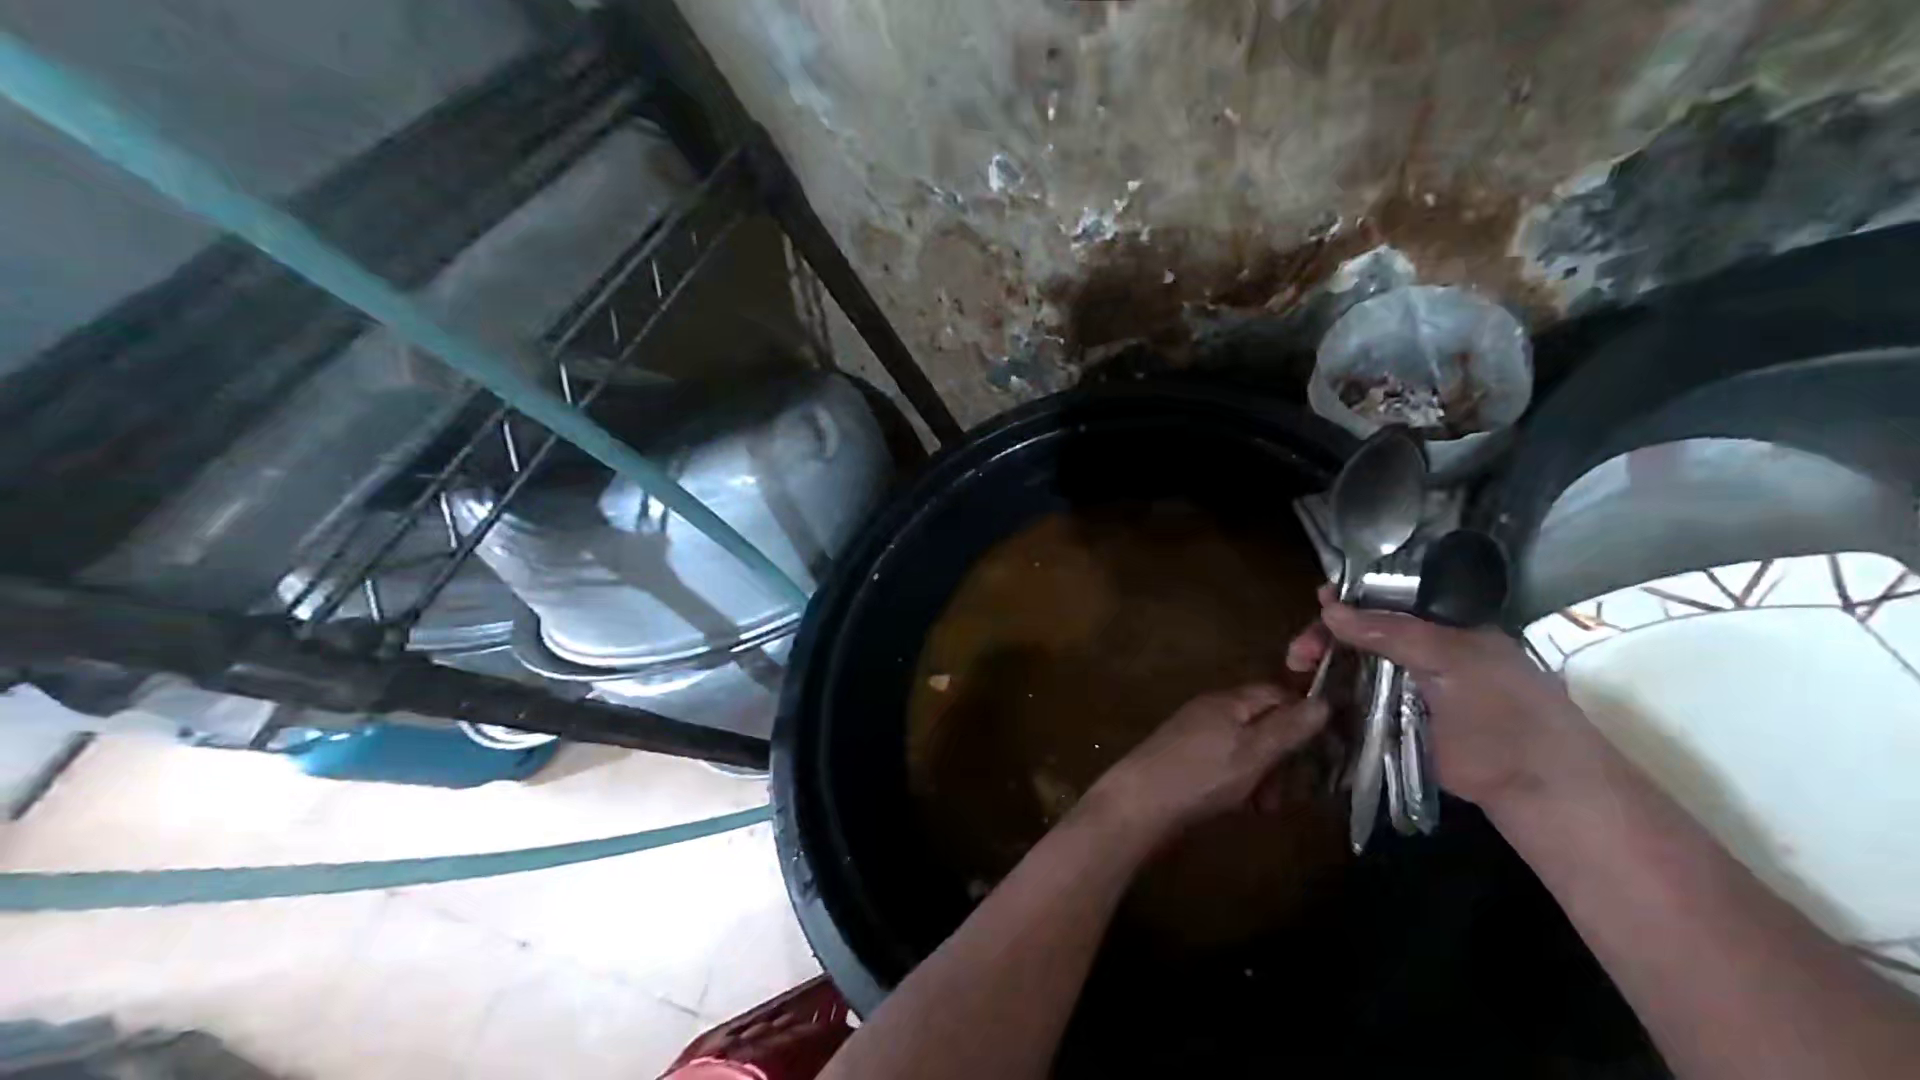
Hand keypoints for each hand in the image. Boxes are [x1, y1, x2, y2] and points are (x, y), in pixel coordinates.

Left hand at [1084, 684, 1328, 839]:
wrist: (1139, 804)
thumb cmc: (1201, 775)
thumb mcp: (1253, 752)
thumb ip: (1288, 728)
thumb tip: (1325, 701)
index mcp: (1229, 701)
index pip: (1277, 694)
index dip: (1305, 716)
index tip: (1327, 747)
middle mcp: (1212, 711)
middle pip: (1264, 724)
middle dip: (1285, 756)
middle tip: (1296, 789)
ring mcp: (1197, 735)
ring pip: (1247, 749)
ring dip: (1265, 776)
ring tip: (1267, 805)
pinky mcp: (1187, 761)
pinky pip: (1226, 765)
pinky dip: (1242, 783)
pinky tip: (1244, 807)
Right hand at [1286, 588, 1596, 808]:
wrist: (1531, 787)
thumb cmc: (1503, 711)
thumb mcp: (1453, 659)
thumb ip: (1392, 631)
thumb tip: (1329, 608)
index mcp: (1446, 629)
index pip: (1390, 601)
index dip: (1353, 597)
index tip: (1319, 599)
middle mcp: (1423, 654)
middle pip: (1362, 633)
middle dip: (1327, 635)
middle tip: (1300, 652)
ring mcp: (1407, 690)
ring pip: (1354, 666)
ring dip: (1324, 664)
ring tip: (1298, 671)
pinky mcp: (1394, 723)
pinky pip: (1355, 701)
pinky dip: (1330, 695)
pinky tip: (1307, 695)